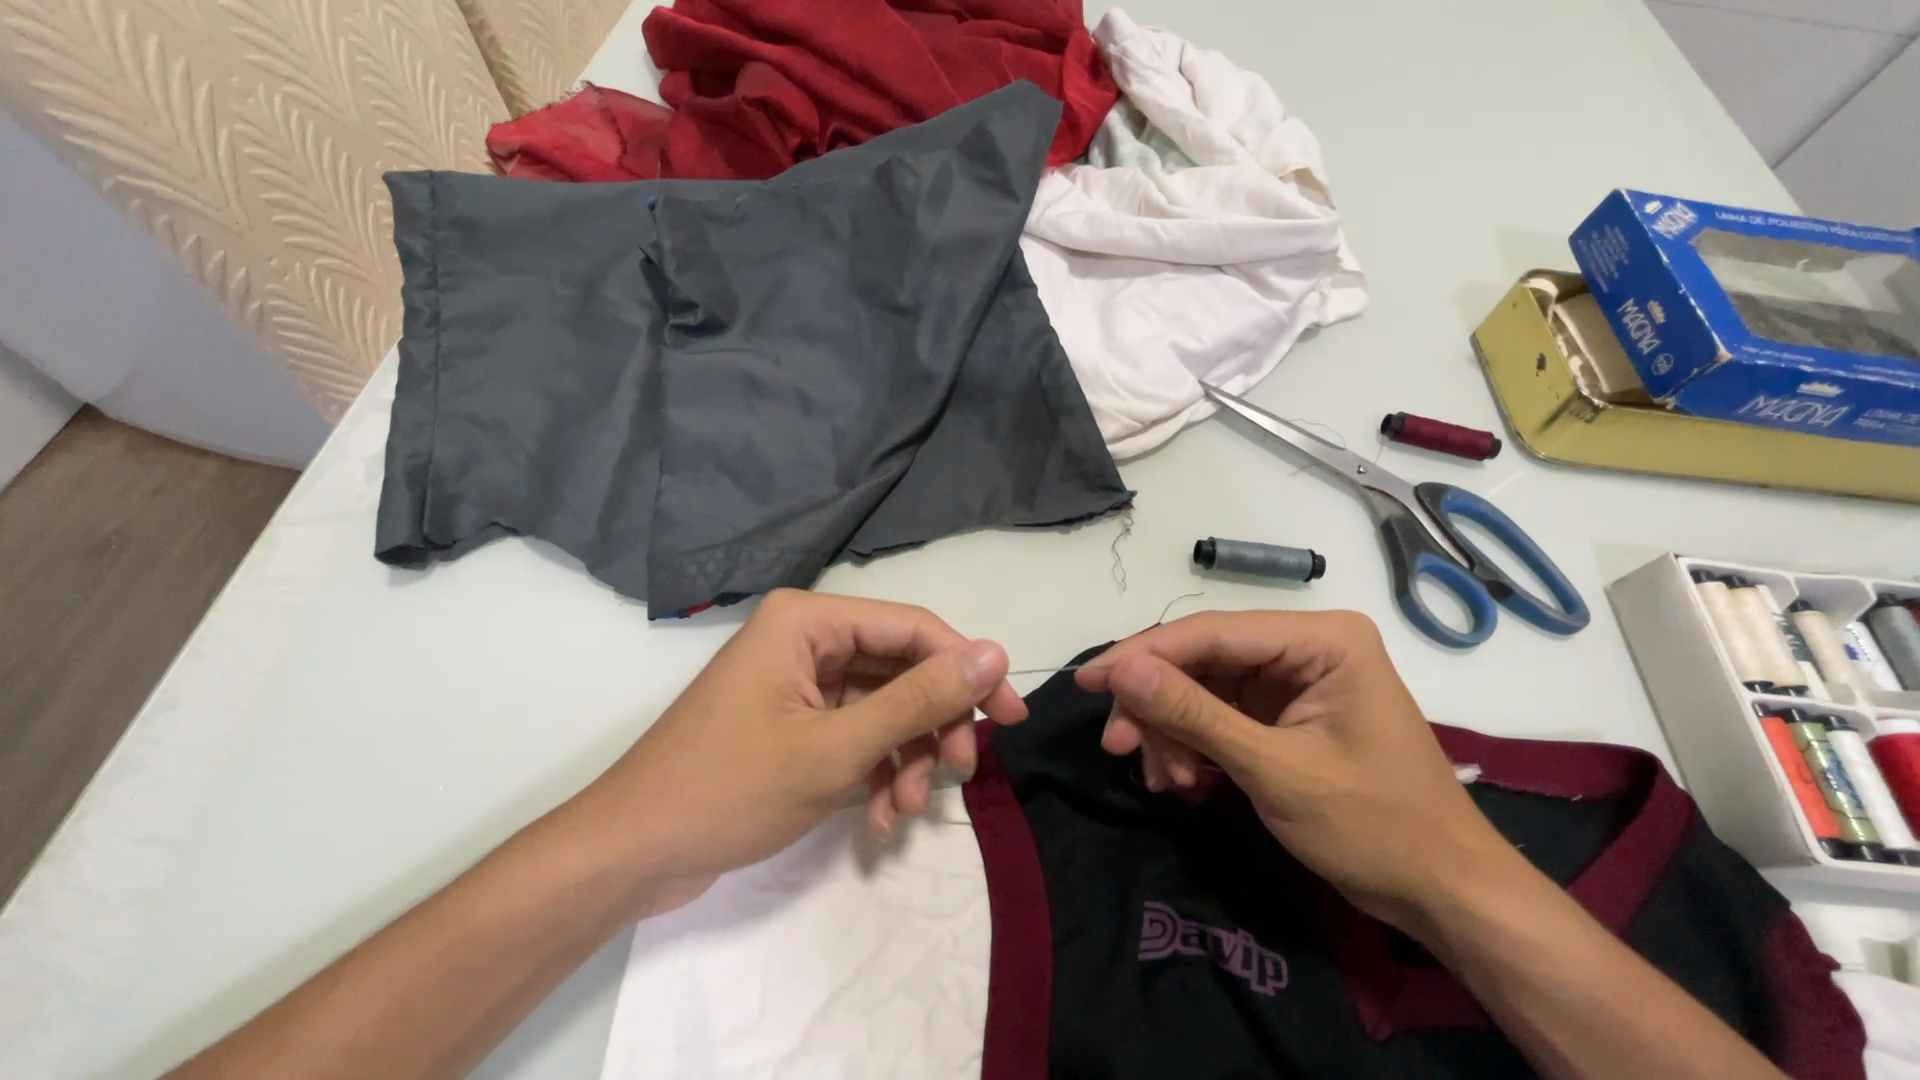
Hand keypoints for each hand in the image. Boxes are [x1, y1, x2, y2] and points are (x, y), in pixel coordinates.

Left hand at [569, 589, 1026, 915]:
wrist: (633, 853)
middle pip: (901, 669)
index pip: (913, 628)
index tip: (1010, 719)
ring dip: (904, 759)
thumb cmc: (729, 789)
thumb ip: (919, 699)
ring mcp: (798, 683)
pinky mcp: (793, 723)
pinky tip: (879, 818)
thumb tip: (995, 654)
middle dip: (931, 727)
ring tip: (902, 812)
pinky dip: (875, 772)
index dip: (968, 670)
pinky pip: (855, 734)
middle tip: (958, 775)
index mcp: (809, 621)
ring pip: (883, 708)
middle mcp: (806, 640)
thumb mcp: (836, 747)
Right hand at [1074, 610, 1511, 928]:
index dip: (1142, 655)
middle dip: (1158, 705)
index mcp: (1322, 639)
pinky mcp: (1287, 714)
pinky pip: (1221, 716)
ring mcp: (1296, 681)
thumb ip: (1194, 714)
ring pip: (1204, 689)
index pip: (1211, 632)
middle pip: (1203, 659)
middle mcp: (1307, 646)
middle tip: (1118, 747)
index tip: (1088, 683)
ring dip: (1174, 733)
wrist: (1444, 892)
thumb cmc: (1374, 826)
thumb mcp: (1274, 770)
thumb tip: (1121, 670)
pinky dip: (1195, 747)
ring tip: (1166, 781)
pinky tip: (1184, 781)